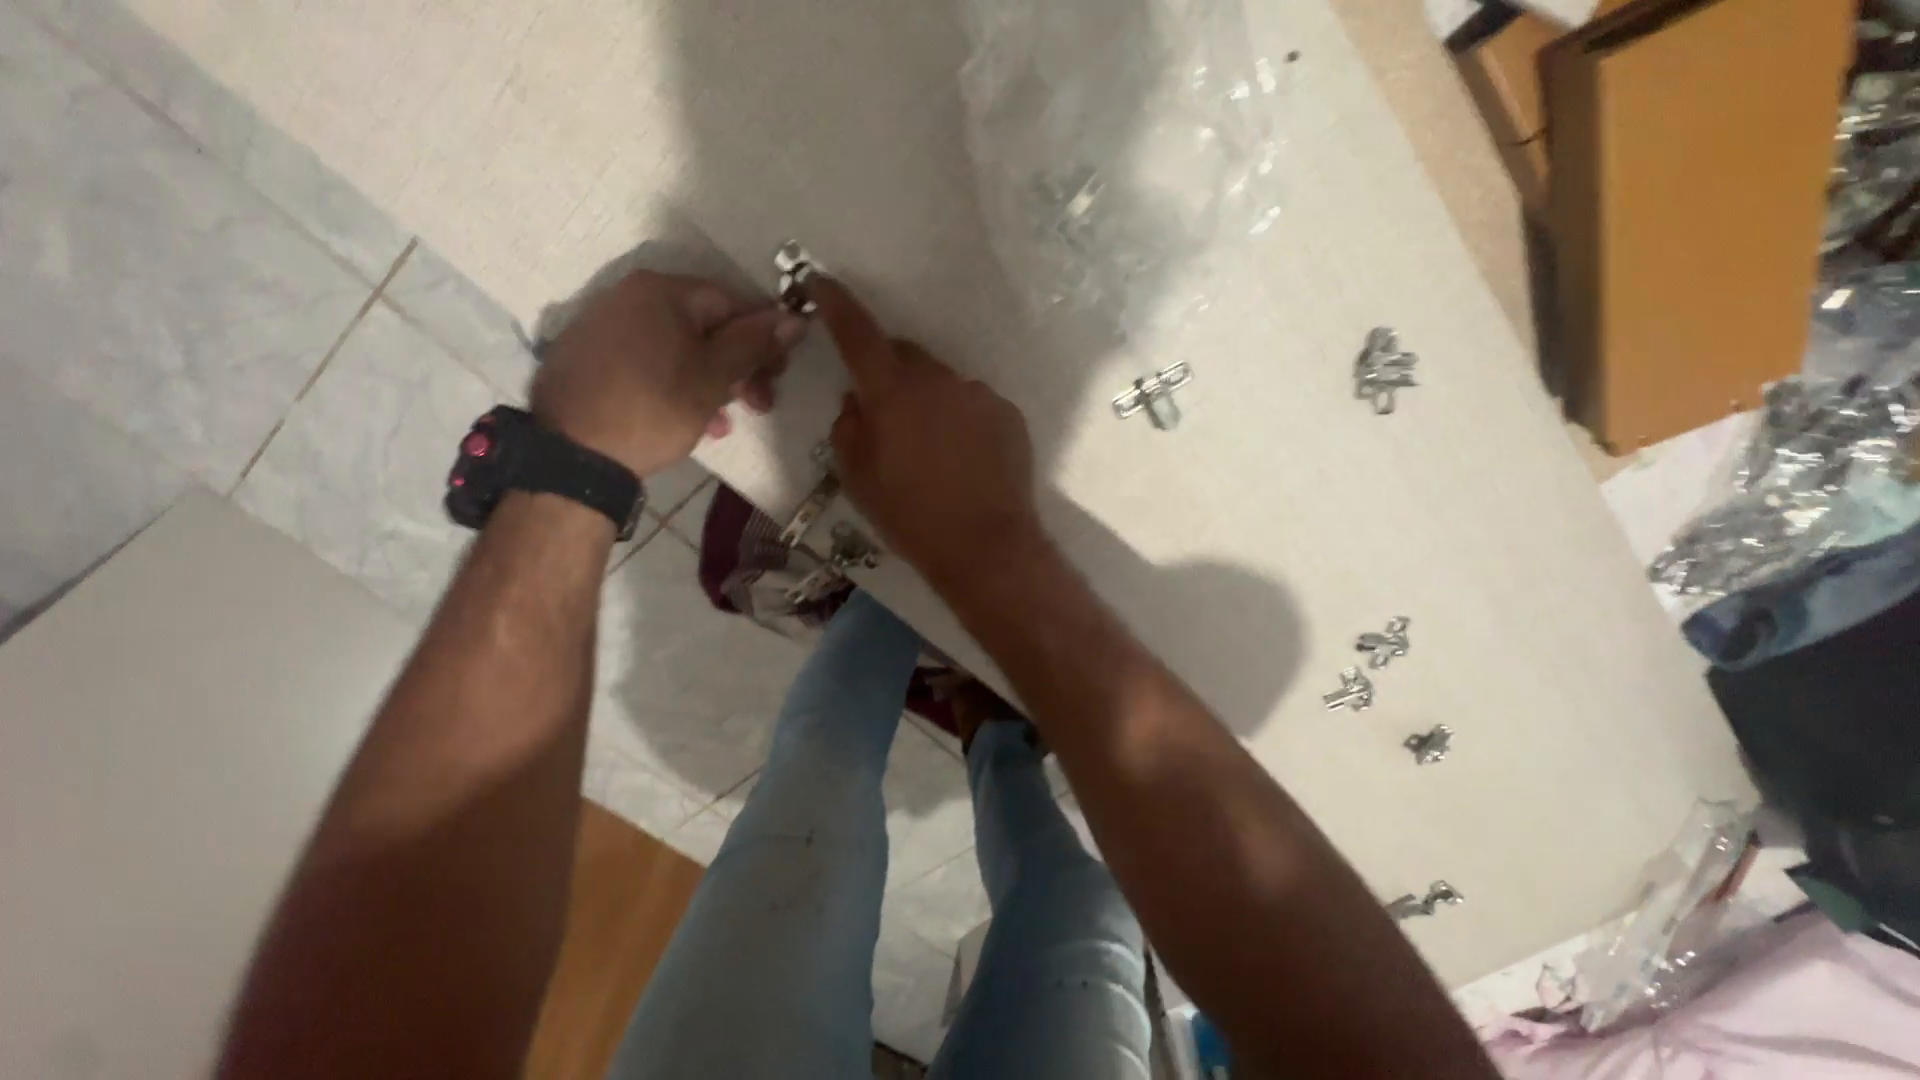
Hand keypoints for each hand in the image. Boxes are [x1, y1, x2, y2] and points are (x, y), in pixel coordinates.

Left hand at [531, 269, 806, 478]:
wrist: (573, 454)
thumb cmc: (654, 408)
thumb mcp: (714, 377)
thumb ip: (755, 344)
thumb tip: (794, 318)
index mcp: (661, 291)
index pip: (732, 302)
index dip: (763, 340)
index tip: (778, 377)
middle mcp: (627, 296)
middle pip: (703, 326)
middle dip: (737, 367)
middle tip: (759, 406)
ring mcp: (602, 327)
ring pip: (676, 349)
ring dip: (709, 384)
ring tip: (723, 424)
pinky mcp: (587, 359)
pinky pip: (646, 364)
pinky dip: (674, 387)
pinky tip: (691, 422)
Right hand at [811, 277, 1047, 591]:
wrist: (986, 547)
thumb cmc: (910, 516)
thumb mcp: (857, 478)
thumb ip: (848, 427)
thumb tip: (857, 401)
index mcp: (891, 391)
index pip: (857, 333)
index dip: (835, 304)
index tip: (819, 281)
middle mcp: (937, 379)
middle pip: (903, 357)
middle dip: (887, 373)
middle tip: (883, 415)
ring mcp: (977, 393)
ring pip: (940, 383)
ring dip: (927, 401)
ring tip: (929, 451)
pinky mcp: (1007, 413)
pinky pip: (972, 404)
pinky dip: (959, 420)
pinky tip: (962, 459)